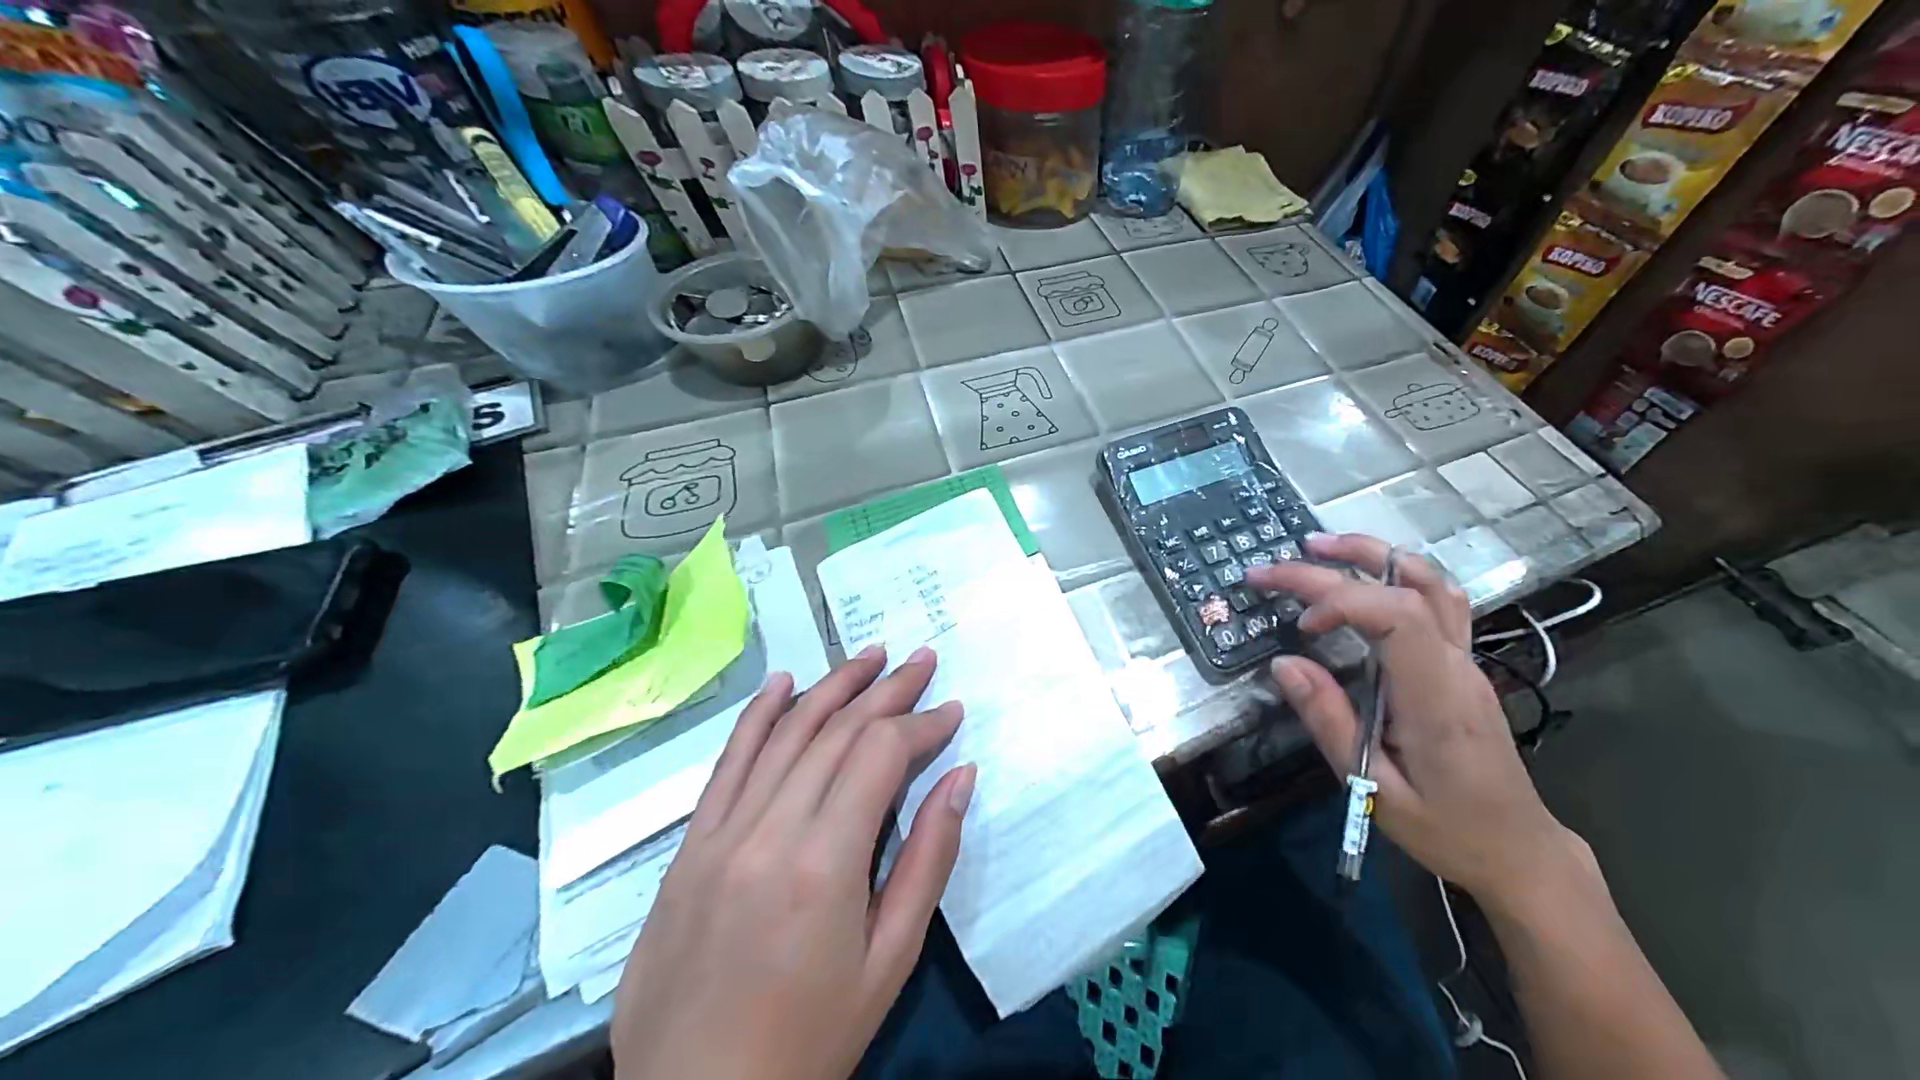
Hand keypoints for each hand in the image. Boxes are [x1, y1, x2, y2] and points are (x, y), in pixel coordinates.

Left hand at [611, 646, 974, 1079]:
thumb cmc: (808, 1038)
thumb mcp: (889, 961)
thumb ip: (927, 860)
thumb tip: (960, 779)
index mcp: (824, 862)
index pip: (879, 757)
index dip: (920, 724)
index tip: (952, 710)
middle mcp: (769, 828)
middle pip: (835, 732)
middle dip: (885, 691)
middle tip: (920, 660)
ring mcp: (721, 830)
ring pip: (784, 733)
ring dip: (831, 687)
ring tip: (869, 656)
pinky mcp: (690, 842)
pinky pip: (728, 761)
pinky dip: (759, 714)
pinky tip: (784, 682)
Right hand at [1246, 533, 1580, 905]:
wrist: (1520, 850)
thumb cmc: (1446, 828)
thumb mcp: (1374, 788)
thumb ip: (1330, 721)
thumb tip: (1284, 663)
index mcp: (1438, 698)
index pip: (1398, 616)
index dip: (1341, 601)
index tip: (1299, 626)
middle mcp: (1458, 666)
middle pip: (1409, 585)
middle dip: (1338, 565)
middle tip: (1278, 564)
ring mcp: (1467, 660)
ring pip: (1431, 581)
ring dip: (1373, 555)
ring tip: (1319, 548)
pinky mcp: (1462, 664)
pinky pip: (1436, 600)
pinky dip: (1394, 573)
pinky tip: (1363, 577)